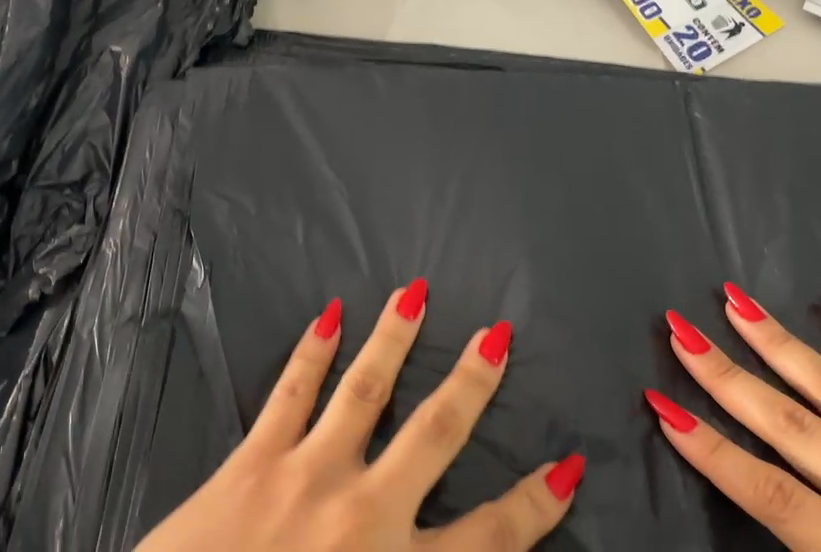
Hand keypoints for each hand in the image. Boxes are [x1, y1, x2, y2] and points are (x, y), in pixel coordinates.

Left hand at [137, 279, 583, 551]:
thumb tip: (456, 551)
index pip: (490, 538)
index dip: (536, 505)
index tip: (567, 466)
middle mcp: (364, 514)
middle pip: (436, 435)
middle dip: (471, 384)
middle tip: (497, 335)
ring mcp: (308, 477)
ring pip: (365, 391)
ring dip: (393, 340)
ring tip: (414, 294)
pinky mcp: (253, 461)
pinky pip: (290, 395)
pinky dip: (311, 354)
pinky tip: (327, 315)